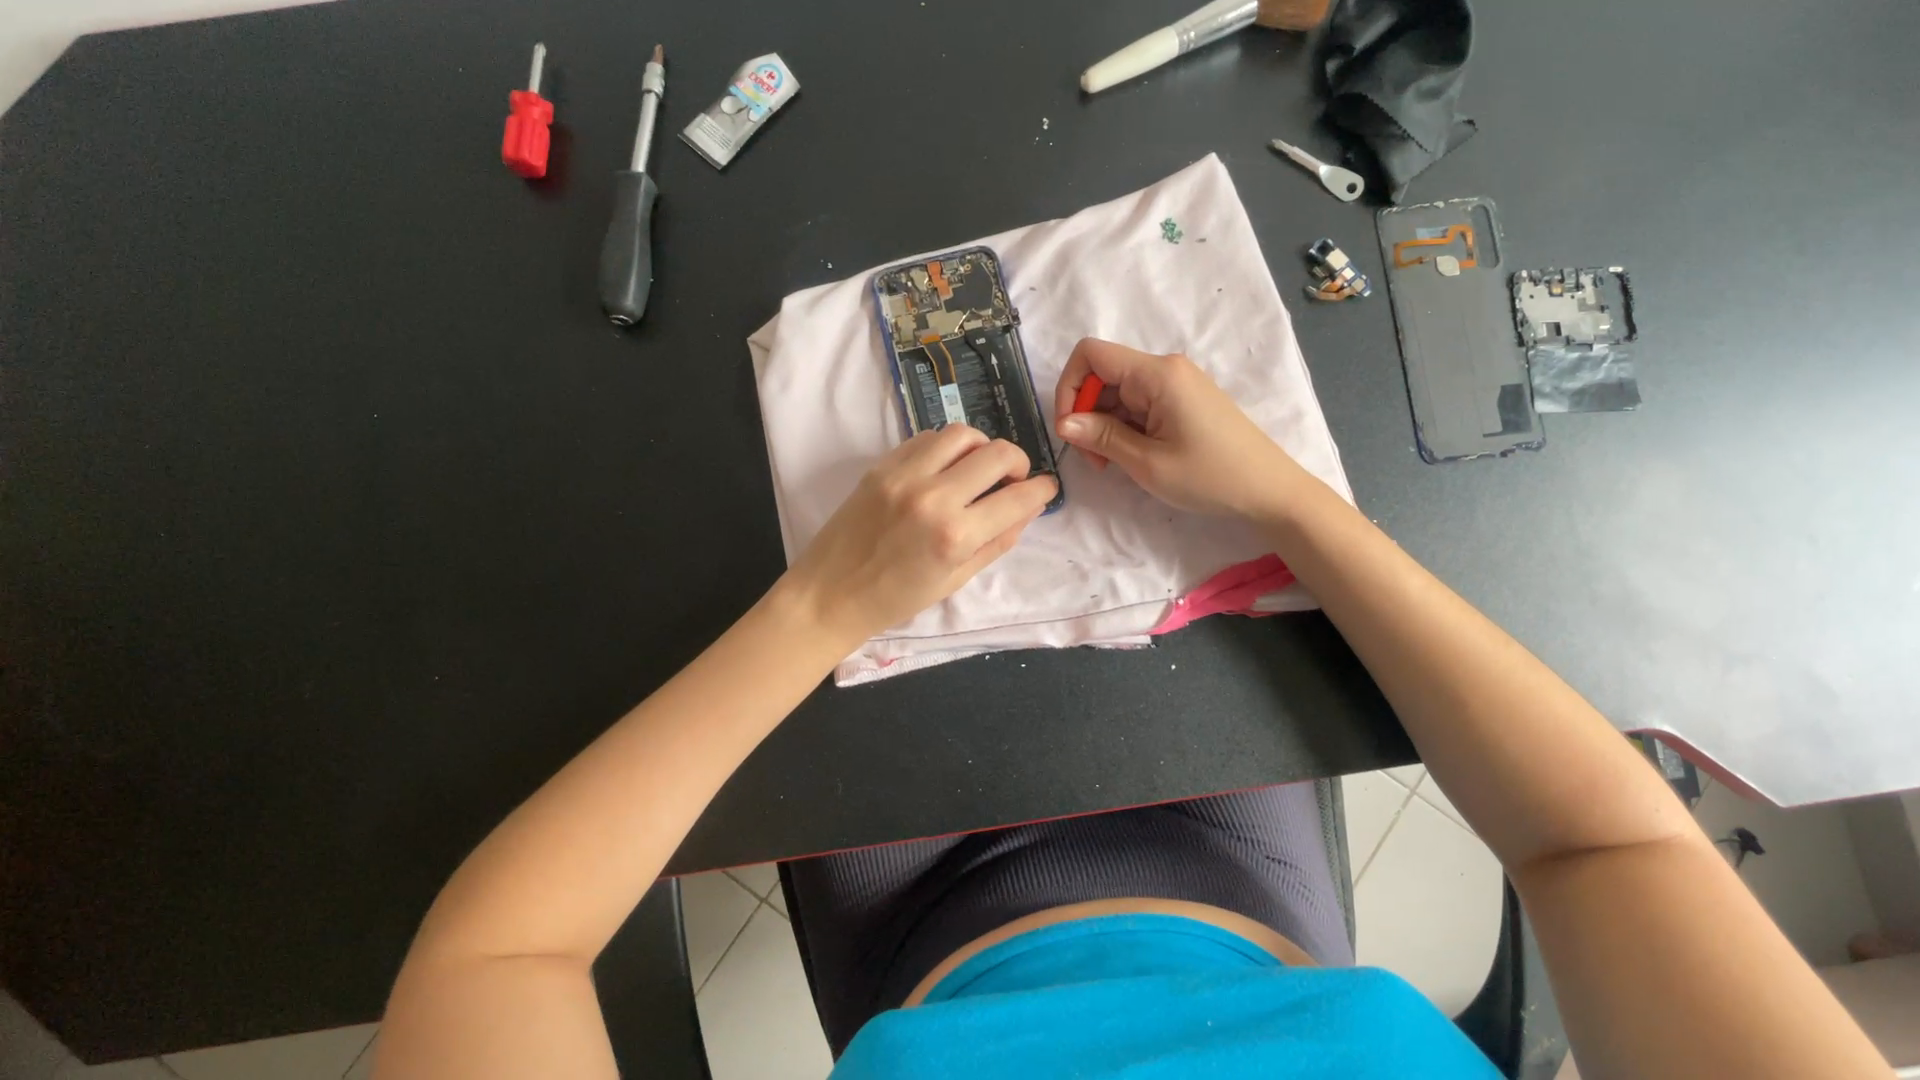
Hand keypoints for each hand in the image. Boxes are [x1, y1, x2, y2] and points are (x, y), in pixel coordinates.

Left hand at [781, 424, 1057, 642]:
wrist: (830, 594)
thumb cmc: (896, 598)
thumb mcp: (956, 580)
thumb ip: (997, 541)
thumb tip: (1028, 508)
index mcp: (956, 536)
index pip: (1018, 498)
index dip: (1042, 490)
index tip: (1045, 488)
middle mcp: (934, 497)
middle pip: (998, 453)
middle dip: (1018, 463)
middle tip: (1013, 479)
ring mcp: (904, 476)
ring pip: (962, 434)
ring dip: (982, 447)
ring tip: (978, 468)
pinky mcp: (882, 466)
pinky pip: (926, 438)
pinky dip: (946, 447)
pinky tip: (944, 468)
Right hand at [1053, 338, 1303, 518]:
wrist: (1269, 490)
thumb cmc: (1210, 477)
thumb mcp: (1147, 462)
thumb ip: (1101, 437)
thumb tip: (1063, 423)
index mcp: (1157, 374)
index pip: (1090, 354)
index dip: (1069, 387)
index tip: (1069, 429)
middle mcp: (1165, 369)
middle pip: (1102, 375)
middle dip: (1085, 414)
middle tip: (1093, 460)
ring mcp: (1175, 384)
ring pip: (1117, 393)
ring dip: (1103, 426)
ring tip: (1112, 465)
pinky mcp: (1182, 401)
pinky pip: (1138, 404)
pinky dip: (1124, 428)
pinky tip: (1132, 457)